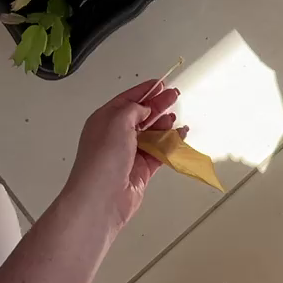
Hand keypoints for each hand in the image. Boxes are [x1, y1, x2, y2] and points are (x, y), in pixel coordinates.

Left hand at [60, 79, 179, 230]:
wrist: (102, 198)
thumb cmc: (105, 156)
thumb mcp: (117, 121)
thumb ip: (133, 109)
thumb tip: (144, 110)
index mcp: (105, 119)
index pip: (127, 100)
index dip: (144, 91)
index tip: (161, 84)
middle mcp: (115, 135)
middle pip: (141, 115)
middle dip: (157, 105)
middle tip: (175, 96)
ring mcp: (129, 153)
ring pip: (151, 133)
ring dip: (164, 124)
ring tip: (175, 117)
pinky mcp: (141, 169)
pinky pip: (159, 151)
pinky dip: (170, 142)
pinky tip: (180, 135)